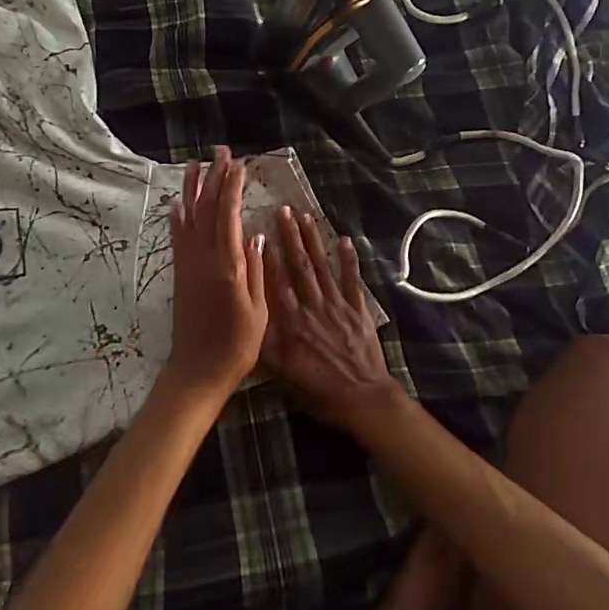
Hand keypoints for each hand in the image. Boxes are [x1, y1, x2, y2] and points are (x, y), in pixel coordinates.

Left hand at [161, 147, 267, 397]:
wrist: (197, 371)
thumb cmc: (236, 346)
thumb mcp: (259, 311)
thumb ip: (257, 271)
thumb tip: (256, 236)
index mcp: (228, 266)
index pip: (228, 215)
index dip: (232, 187)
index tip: (239, 164)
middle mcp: (204, 259)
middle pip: (207, 209)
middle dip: (214, 178)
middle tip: (221, 152)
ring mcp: (189, 266)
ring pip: (189, 218)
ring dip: (192, 189)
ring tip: (195, 165)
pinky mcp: (180, 276)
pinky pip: (177, 239)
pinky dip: (177, 218)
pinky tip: (177, 203)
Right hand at [261, 205, 404, 431]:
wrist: (362, 398)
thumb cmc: (319, 390)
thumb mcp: (282, 373)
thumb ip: (265, 345)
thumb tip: (247, 320)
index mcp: (293, 322)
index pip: (278, 281)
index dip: (269, 255)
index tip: (262, 232)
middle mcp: (314, 307)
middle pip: (300, 266)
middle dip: (291, 237)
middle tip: (284, 211)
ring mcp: (338, 306)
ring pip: (323, 267)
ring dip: (314, 240)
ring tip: (306, 217)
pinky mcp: (358, 311)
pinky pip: (352, 280)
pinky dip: (349, 260)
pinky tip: (345, 240)